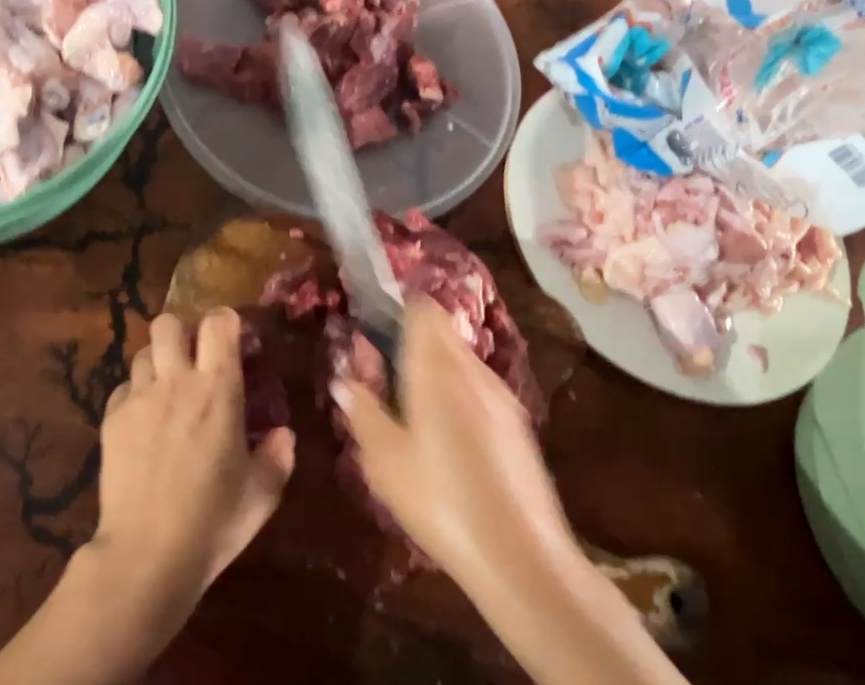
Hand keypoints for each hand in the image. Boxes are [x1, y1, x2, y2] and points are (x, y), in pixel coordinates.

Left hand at [90, 308, 295, 603]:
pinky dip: (136, 393)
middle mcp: (175, 383)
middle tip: (196, 357)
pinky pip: (123, 387)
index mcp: (218, 391)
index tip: (234, 338)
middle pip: (168, 323)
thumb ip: (277, 456)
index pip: (217, 325)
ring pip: (143, 352)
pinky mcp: (110, 419)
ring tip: (169, 389)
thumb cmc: (214, 522)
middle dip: (183, 330)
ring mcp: (137, 398)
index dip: (226, 322)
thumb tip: (282, 433)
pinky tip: (145, 421)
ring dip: (159, 361)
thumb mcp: (261, 494)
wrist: (147, 552)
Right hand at [331, 295, 578, 584]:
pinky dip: (454, 393)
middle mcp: (473, 372)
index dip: (396, 307)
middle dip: (409, 342)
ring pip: (460, 362)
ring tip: (405, 409)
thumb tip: (344, 379)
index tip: (371, 327)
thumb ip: (362, 410)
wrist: (521, 557)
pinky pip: (477, 389)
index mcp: (437, 370)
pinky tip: (442, 438)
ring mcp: (501, 398)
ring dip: (432, 369)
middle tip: (377, 376)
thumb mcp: (383, 460)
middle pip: (441, 333)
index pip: (423, 309)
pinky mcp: (517, 427)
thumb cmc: (440, 501)